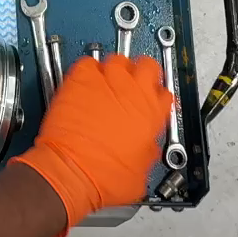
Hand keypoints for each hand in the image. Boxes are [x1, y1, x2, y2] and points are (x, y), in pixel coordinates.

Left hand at [11, 55, 171, 229]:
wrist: (72, 170)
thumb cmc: (104, 176)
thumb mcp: (141, 173)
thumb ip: (148, 151)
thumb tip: (146, 147)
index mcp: (152, 114)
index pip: (166, 93)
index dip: (158, 98)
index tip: (151, 101)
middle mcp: (132, 92)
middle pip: (147, 66)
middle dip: (142, 73)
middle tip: (133, 85)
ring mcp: (106, 81)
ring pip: (118, 60)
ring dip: (116, 70)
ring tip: (109, 83)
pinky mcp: (81, 79)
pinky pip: (88, 63)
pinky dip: (89, 70)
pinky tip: (86, 83)